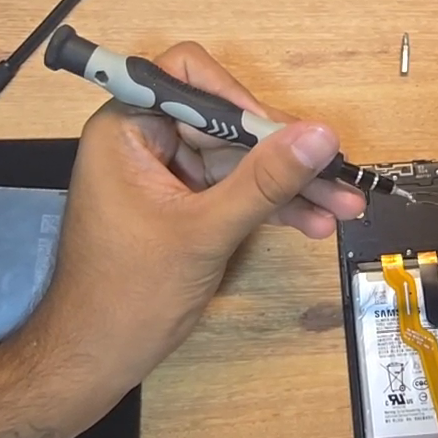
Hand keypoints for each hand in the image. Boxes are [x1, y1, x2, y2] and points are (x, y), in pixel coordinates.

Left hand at [22, 43, 367, 397]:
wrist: (94, 361)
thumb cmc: (130, 295)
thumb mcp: (205, 231)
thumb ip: (264, 180)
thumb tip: (321, 134)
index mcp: (127, 128)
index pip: (188, 76)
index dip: (239, 97)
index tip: (284, 133)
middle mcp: (147, 139)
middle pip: (227, 121)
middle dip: (283, 153)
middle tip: (337, 174)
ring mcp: (168, 173)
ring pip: (240, 159)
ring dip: (290, 184)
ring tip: (343, 206)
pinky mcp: (185, 204)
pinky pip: (235, 189)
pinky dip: (271, 205)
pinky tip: (314, 223)